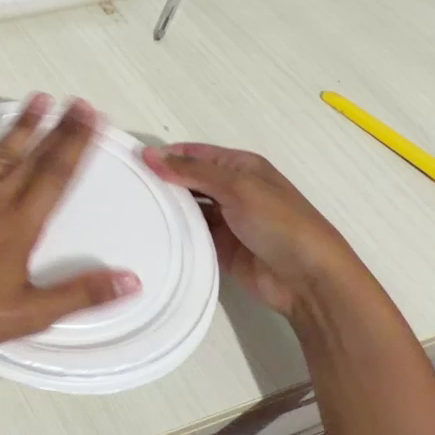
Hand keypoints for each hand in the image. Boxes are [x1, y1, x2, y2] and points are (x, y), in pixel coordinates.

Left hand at [0, 88, 140, 357]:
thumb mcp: (30, 313)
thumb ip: (81, 293)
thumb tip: (131, 280)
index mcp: (21, 225)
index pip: (57, 177)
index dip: (77, 145)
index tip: (92, 118)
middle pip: (33, 159)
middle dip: (57, 129)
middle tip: (77, 102)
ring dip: (19, 125)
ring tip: (38, 99)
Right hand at [141, 143, 364, 317]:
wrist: (310, 280)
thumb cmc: (280, 224)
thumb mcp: (237, 188)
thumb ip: (192, 171)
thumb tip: (149, 154)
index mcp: (241, 167)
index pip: (194, 153)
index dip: (165, 155)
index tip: (131, 162)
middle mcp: (232, 189)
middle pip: (188, 179)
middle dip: (162, 181)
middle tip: (125, 186)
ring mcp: (226, 219)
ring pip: (187, 207)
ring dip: (166, 207)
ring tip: (129, 208)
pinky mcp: (219, 247)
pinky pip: (190, 234)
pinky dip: (173, 231)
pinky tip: (148, 231)